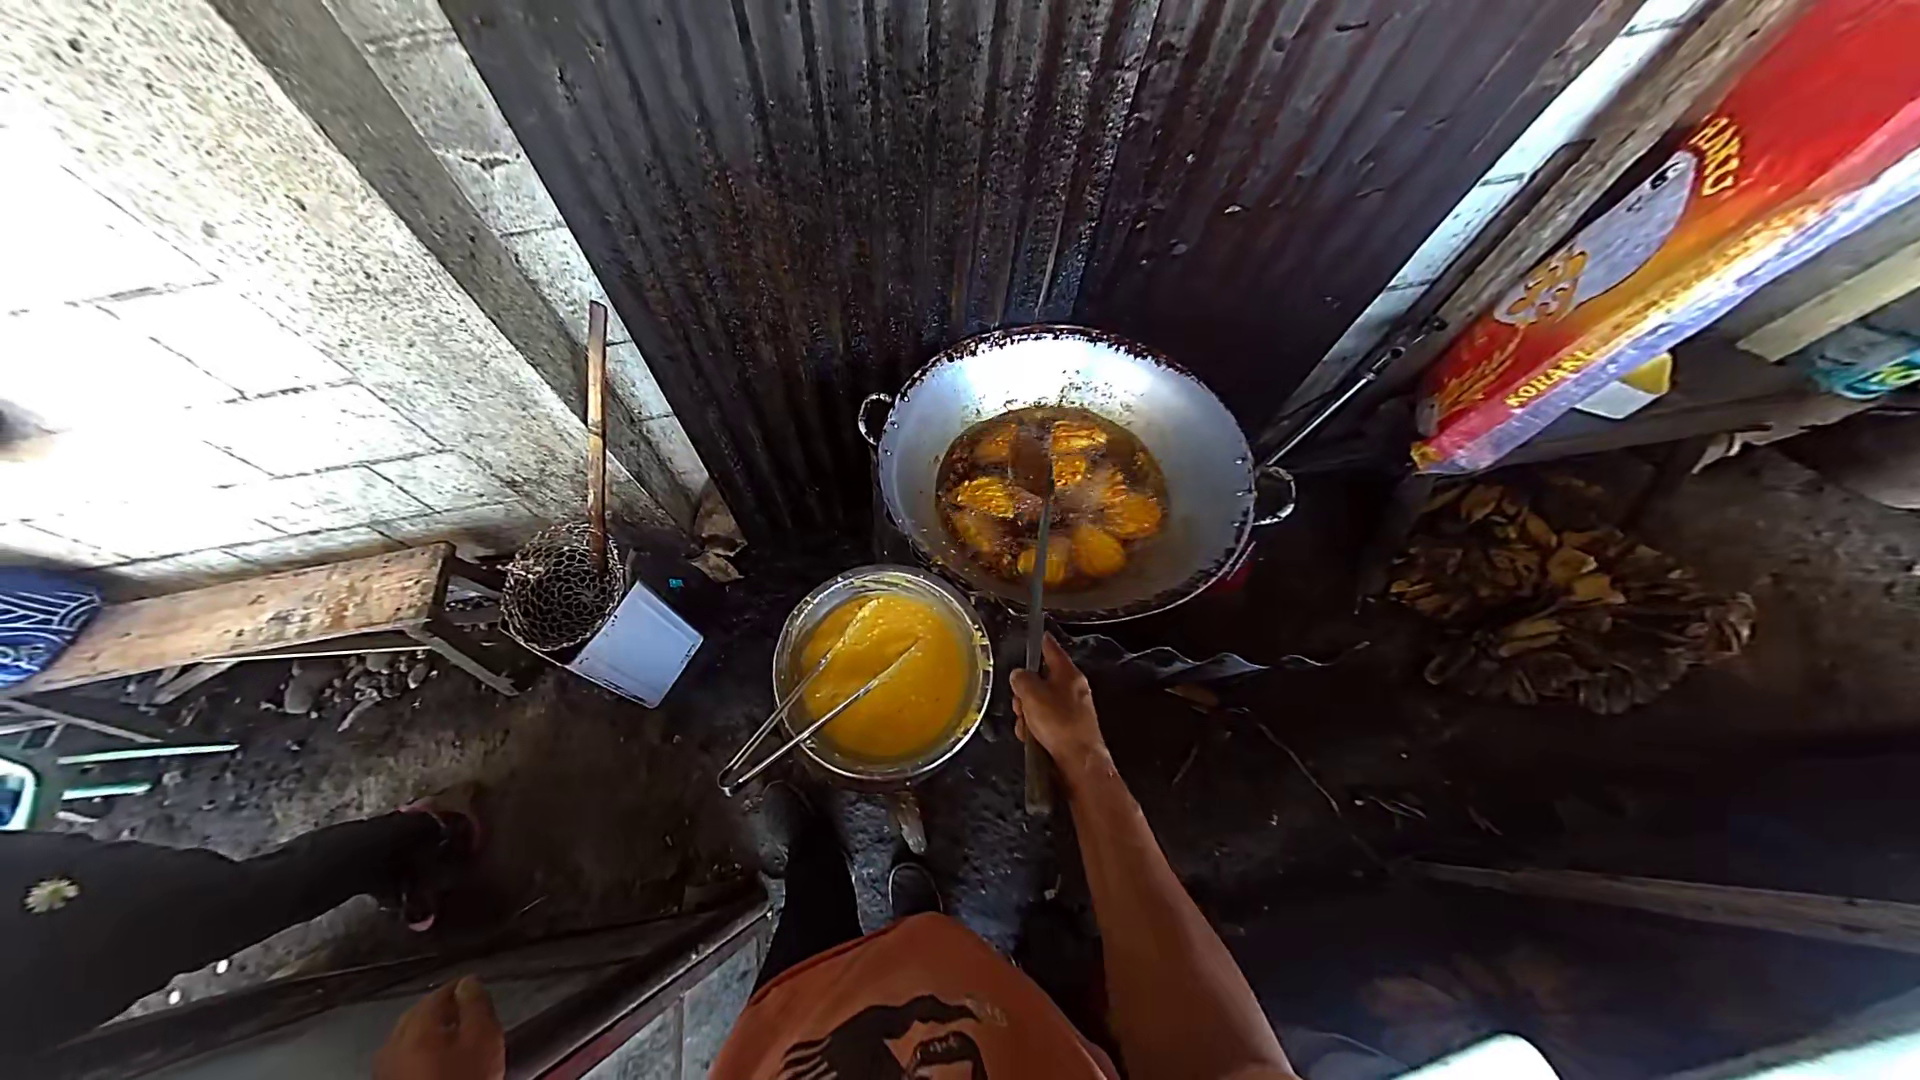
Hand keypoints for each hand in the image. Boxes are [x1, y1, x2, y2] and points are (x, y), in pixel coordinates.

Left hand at [374, 976, 504, 1079]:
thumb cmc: (466, 1078)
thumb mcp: (484, 1036)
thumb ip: (476, 1004)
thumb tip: (467, 983)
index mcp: (417, 1030)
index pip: (437, 995)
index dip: (458, 986)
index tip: (475, 983)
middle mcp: (392, 1048)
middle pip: (414, 1015)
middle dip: (438, 1006)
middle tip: (463, 1005)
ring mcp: (384, 1073)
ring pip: (403, 1037)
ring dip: (426, 1027)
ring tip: (451, 1029)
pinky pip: (400, 1057)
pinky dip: (417, 1048)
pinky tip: (434, 1055)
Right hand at [1009, 635, 1109, 781]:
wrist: (1079, 763)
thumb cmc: (1058, 722)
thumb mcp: (1032, 694)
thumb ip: (1021, 679)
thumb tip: (1020, 676)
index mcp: (1068, 674)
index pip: (1052, 649)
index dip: (1042, 641)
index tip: (1038, 633)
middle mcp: (1073, 689)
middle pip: (1040, 680)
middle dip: (1024, 692)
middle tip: (1019, 705)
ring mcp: (1072, 711)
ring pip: (1039, 703)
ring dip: (1027, 714)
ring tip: (1026, 727)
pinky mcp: (1069, 730)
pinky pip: (1045, 722)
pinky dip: (1035, 728)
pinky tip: (1031, 739)